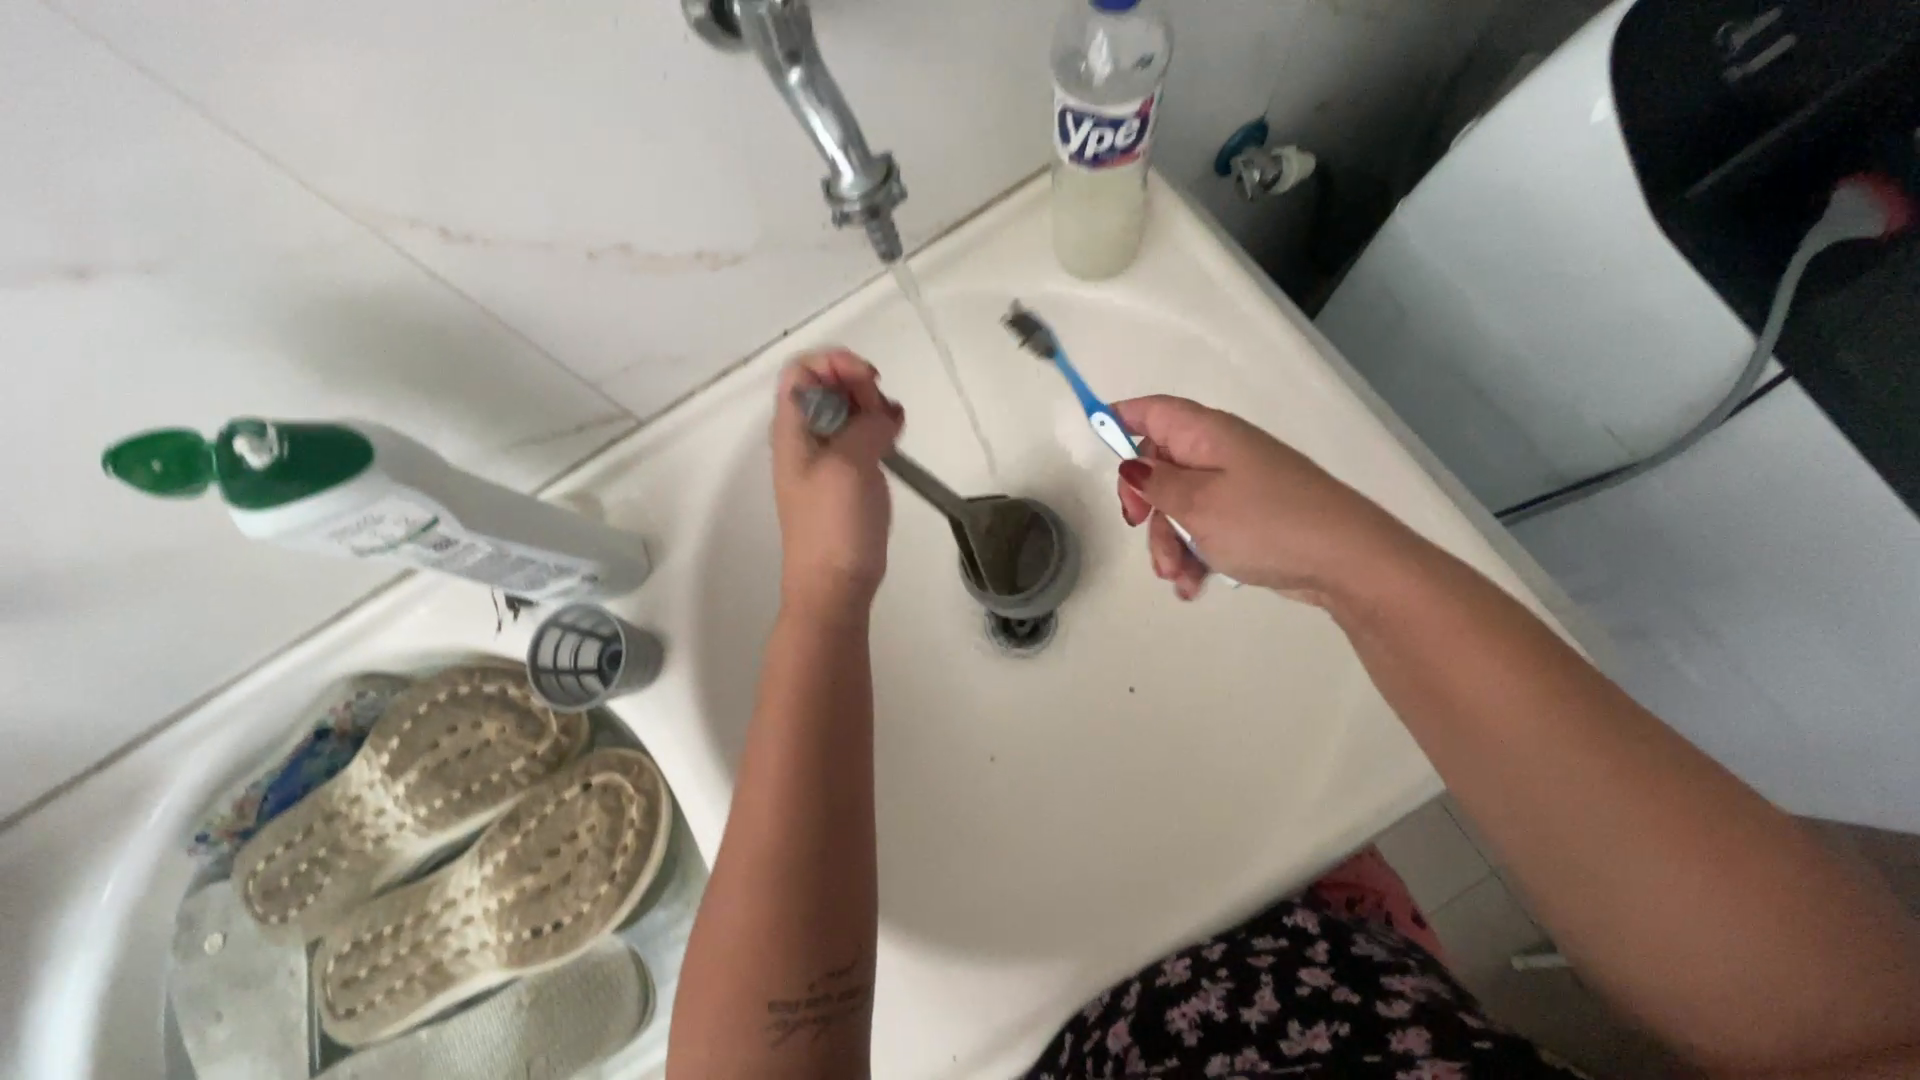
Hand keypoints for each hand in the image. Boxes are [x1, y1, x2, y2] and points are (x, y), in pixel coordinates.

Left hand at [771, 350, 904, 617]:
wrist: (834, 586)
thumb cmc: (834, 526)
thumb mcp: (848, 465)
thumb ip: (865, 425)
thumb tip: (884, 414)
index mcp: (793, 429)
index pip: (803, 370)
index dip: (835, 363)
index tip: (870, 382)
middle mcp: (806, 437)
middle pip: (828, 385)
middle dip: (859, 385)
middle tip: (881, 413)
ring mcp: (828, 458)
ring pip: (848, 411)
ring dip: (873, 407)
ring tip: (893, 429)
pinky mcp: (848, 478)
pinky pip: (862, 437)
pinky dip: (880, 430)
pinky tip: (895, 441)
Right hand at [1113, 395, 1415, 605]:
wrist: (1344, 561)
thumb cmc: (1265, 522)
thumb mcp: (1198, 504)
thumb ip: (1156, 484)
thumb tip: (1131, 465)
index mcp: (1206, 434)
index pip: (1153, 411)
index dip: (1121, 418)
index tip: (1097, 439)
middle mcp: (1219, 453)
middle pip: (1159, 466)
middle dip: (1146, 506)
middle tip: (1140, 528)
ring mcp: (1235, 488)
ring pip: (1179, 507)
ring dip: (1169, 543)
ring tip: (1177, 577)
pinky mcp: (1247, 520)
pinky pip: (1204, 531)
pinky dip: (1194, 556)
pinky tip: (1193, 586)